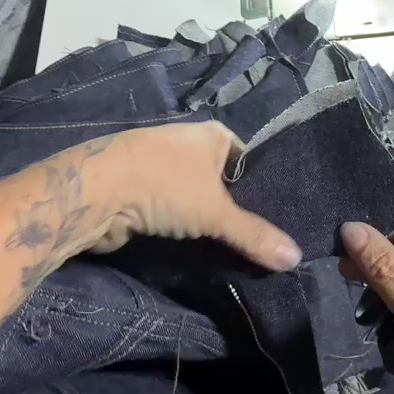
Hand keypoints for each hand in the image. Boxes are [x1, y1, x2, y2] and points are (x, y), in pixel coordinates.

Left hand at [78, 121, 302, 269]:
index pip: (250, 161)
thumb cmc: (163, 184)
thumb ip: (254, 235)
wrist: (96, 193)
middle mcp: (189, 147)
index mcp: (212, 135)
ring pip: (197, 201)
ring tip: (240, 254)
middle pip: (224, 184)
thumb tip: (297, 257)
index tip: (284, 221)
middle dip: (237, 212)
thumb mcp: (216, 212)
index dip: (264, 189)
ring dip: (209, 225)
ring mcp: (163, 169)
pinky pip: (175, 215)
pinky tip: (202, 254)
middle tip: (265, 245)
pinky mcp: (143, 193)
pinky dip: (185, 232)